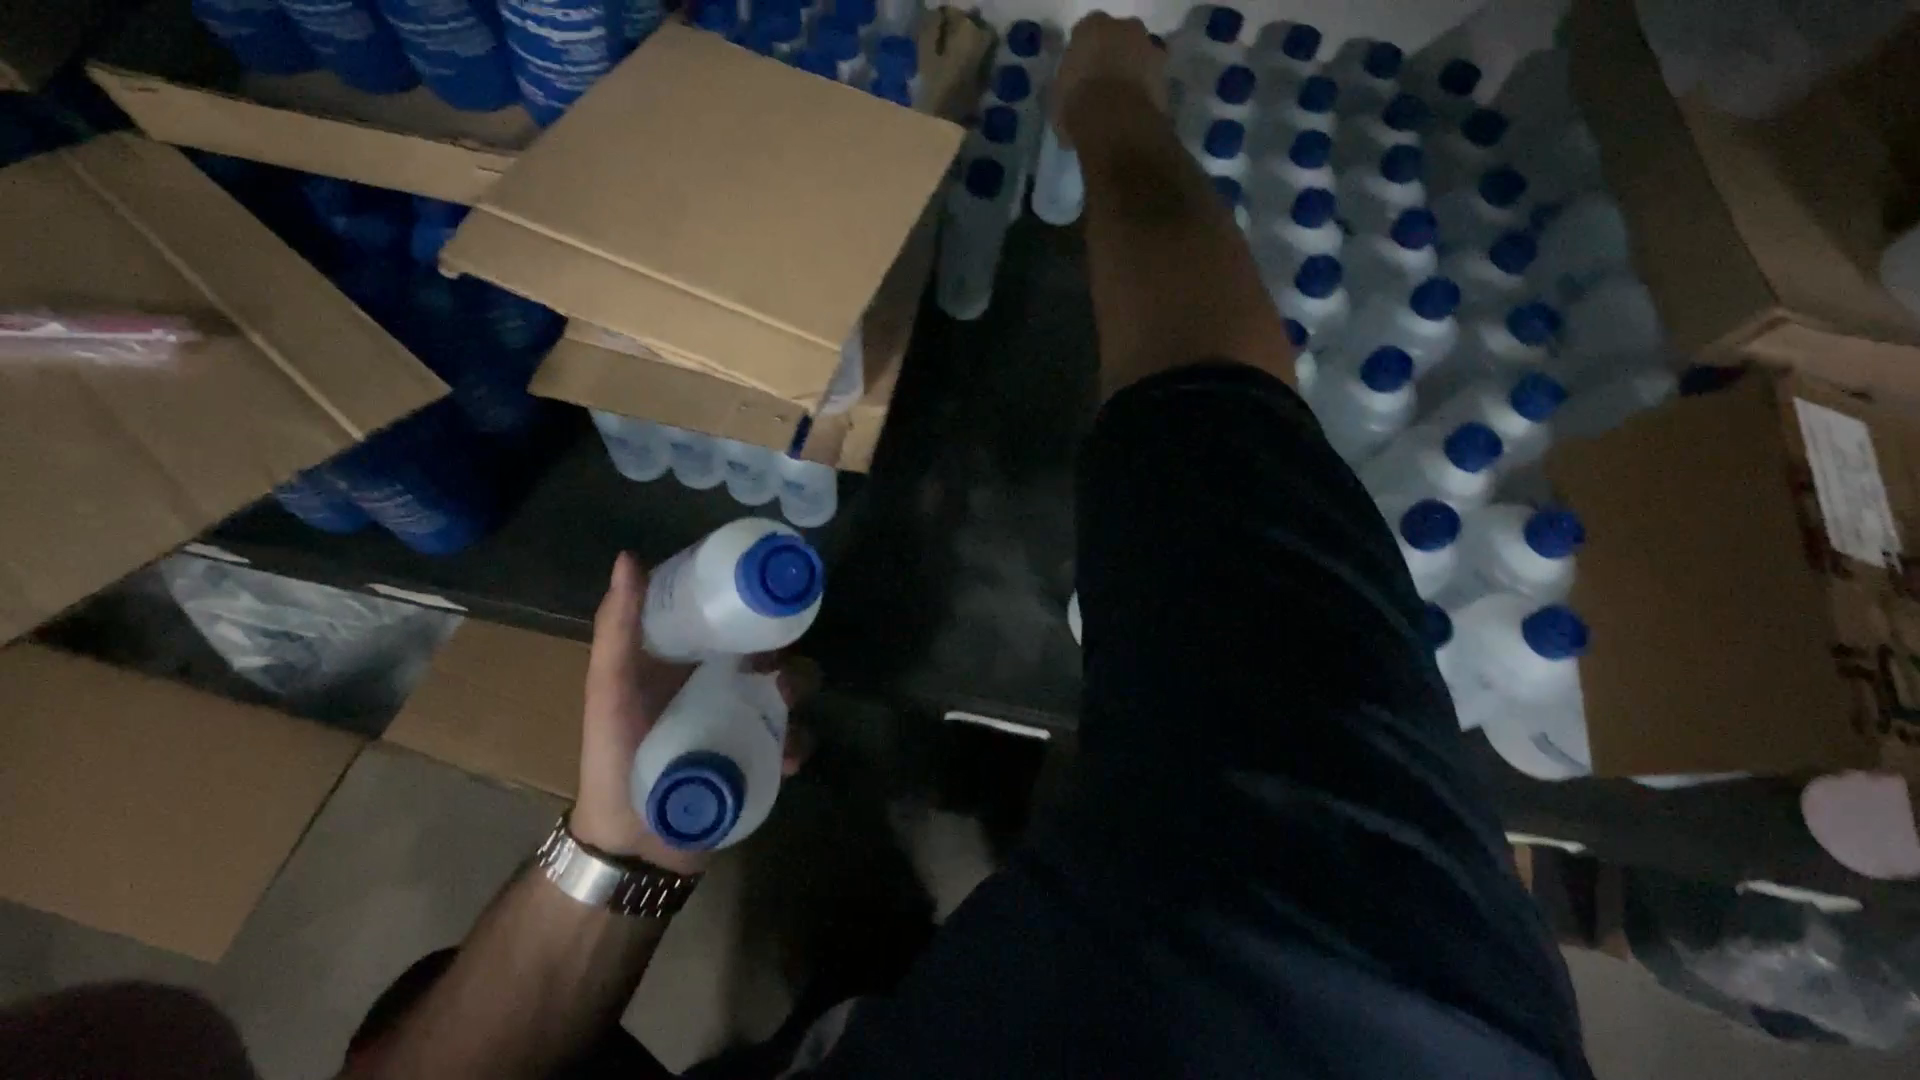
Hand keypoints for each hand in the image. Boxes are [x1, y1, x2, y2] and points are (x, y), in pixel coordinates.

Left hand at [570, 552, 812, 874]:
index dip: (754, 608)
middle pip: (772, 658)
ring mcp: (742, 725)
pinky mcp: (759, 762)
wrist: (631, 845)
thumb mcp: (609, 689)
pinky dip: (798, 746)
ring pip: (790, 697)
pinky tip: (785, 759)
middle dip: (787, 660)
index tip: (770, 600)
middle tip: (780, 673)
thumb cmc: (614, 758)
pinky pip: (795, 742)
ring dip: (799, 698)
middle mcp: (720, 688)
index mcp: (687, 663)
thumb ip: (618, 629)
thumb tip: (630, 558)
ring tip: (786, 715)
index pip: (730, 623)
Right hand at [1052, 13, 1165, 143]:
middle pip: (1118, 39)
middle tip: (1104, 87)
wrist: (1115, 122)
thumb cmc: (1077, 105)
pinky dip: (1146, 89)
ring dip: (1133, 72)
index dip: (1083, 58)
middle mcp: (1123, 26)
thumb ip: (1068, 88)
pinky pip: (1152, 77)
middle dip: (1112, 58)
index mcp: (1091, 27)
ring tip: (1122, 102)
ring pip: (1138, 55)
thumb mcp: (1059, 99)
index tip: (1080, 78)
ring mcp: (1148, 44)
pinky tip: (1135, 110)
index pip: (1085, 35)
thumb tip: (1071, 102)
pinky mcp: (1165, 69)